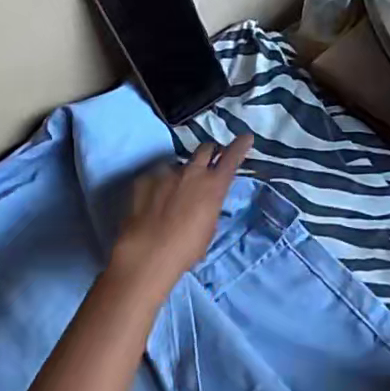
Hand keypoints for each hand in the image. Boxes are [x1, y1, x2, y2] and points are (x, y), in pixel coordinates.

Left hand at [108, 134, 253, 290]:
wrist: (148, 253)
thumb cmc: (186, 248)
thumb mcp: (208, 228)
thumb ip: (209, 206)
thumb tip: (205, 201)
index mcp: (213, 186)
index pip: (232, 157)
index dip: (240, 145)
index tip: (245, 137)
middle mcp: (192, 172)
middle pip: (205, 148)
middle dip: (210, 152)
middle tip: (209, 162)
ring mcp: (166, 173)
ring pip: (178, 164)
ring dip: (181, 173)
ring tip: (173, 194)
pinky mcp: (144, 178)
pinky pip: (156, 176)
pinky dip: (158, 185)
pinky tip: (152, 202)